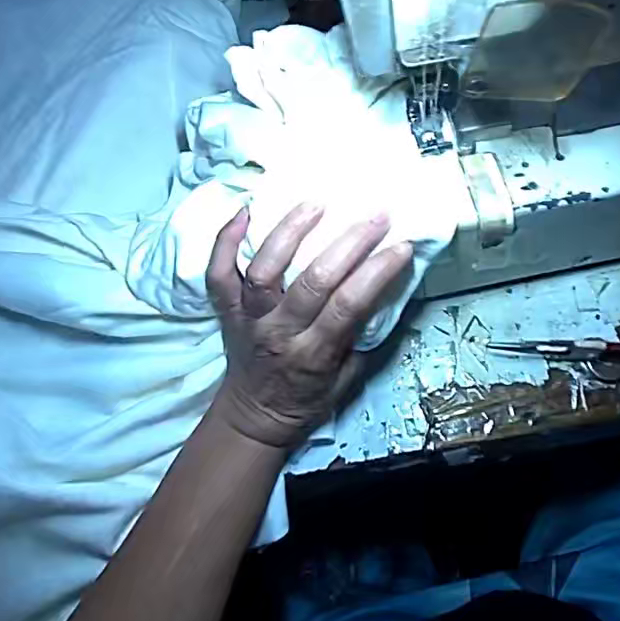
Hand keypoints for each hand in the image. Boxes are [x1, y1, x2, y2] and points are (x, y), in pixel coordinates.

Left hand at [204, 203, 414, 449]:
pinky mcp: (224, 310)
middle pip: (313, 282)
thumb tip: (393, 289)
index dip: (377, 273)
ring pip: (263, 271)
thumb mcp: (348, 378)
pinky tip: (246, 211)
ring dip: (289, 232)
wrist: (253, 417)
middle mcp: (278, 333)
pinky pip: (217, 273)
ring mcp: (247, 319)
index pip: (348, 306)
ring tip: (315, 203)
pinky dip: (225, 240)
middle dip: (349, 244)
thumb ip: (366, 336)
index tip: (402, 246)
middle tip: (376, 215)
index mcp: (314, 354)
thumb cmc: (308, 396)